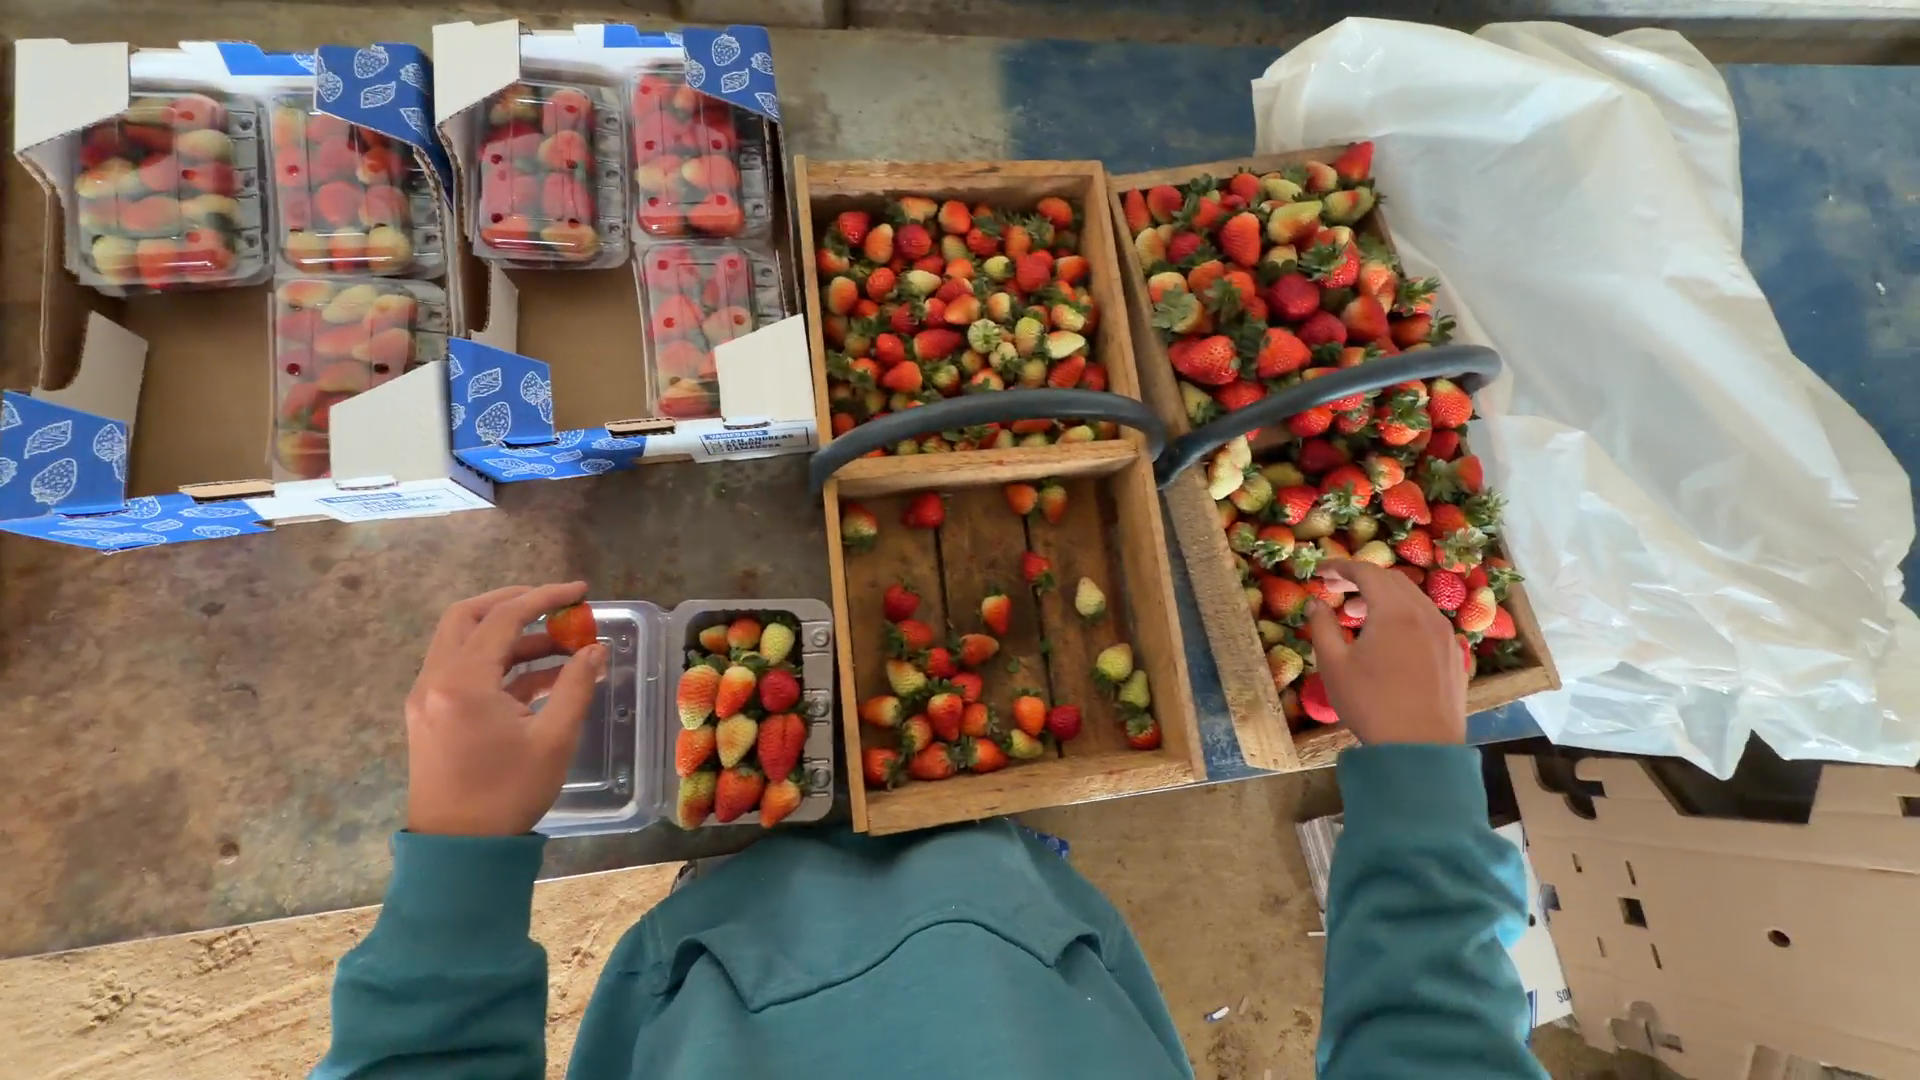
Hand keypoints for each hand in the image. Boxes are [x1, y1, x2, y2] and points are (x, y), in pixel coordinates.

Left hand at [404, 582, 607, 835]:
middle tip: (557, 605)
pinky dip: (503, 662)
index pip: (503, 617)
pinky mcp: (433, 714)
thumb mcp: (554, 737)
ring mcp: (428, 697)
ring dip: (512, 635)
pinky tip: (545, 675)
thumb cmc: (508, 792)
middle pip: (468, 616)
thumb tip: (595, 649)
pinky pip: (466, 670)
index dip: (545, 598)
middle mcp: (435, 680)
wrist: (460, 850)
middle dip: (515, 603)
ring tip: (564, 645)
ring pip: (465, 641)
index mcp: (461, 682)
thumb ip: (577, 684)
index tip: (581, 592)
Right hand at [1305, 560, 1465, 744]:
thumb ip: (1322, 625)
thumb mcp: (1333, 664)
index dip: (1340, 568)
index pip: (1367, 572)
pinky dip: (1403, 616)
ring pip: (1413, 600)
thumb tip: (1316, 603)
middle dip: (1362, 580)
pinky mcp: (1455, 655)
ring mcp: (1446, 635)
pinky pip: (1427, 621)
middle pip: (1393, 581)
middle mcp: (1426, 615)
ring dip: (1383, 598)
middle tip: (1334, 591)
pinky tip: (1388, 639)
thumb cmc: (1370, 703)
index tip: (1319, 572)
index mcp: (1395, 612)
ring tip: (1356, 615)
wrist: (1420, 749)